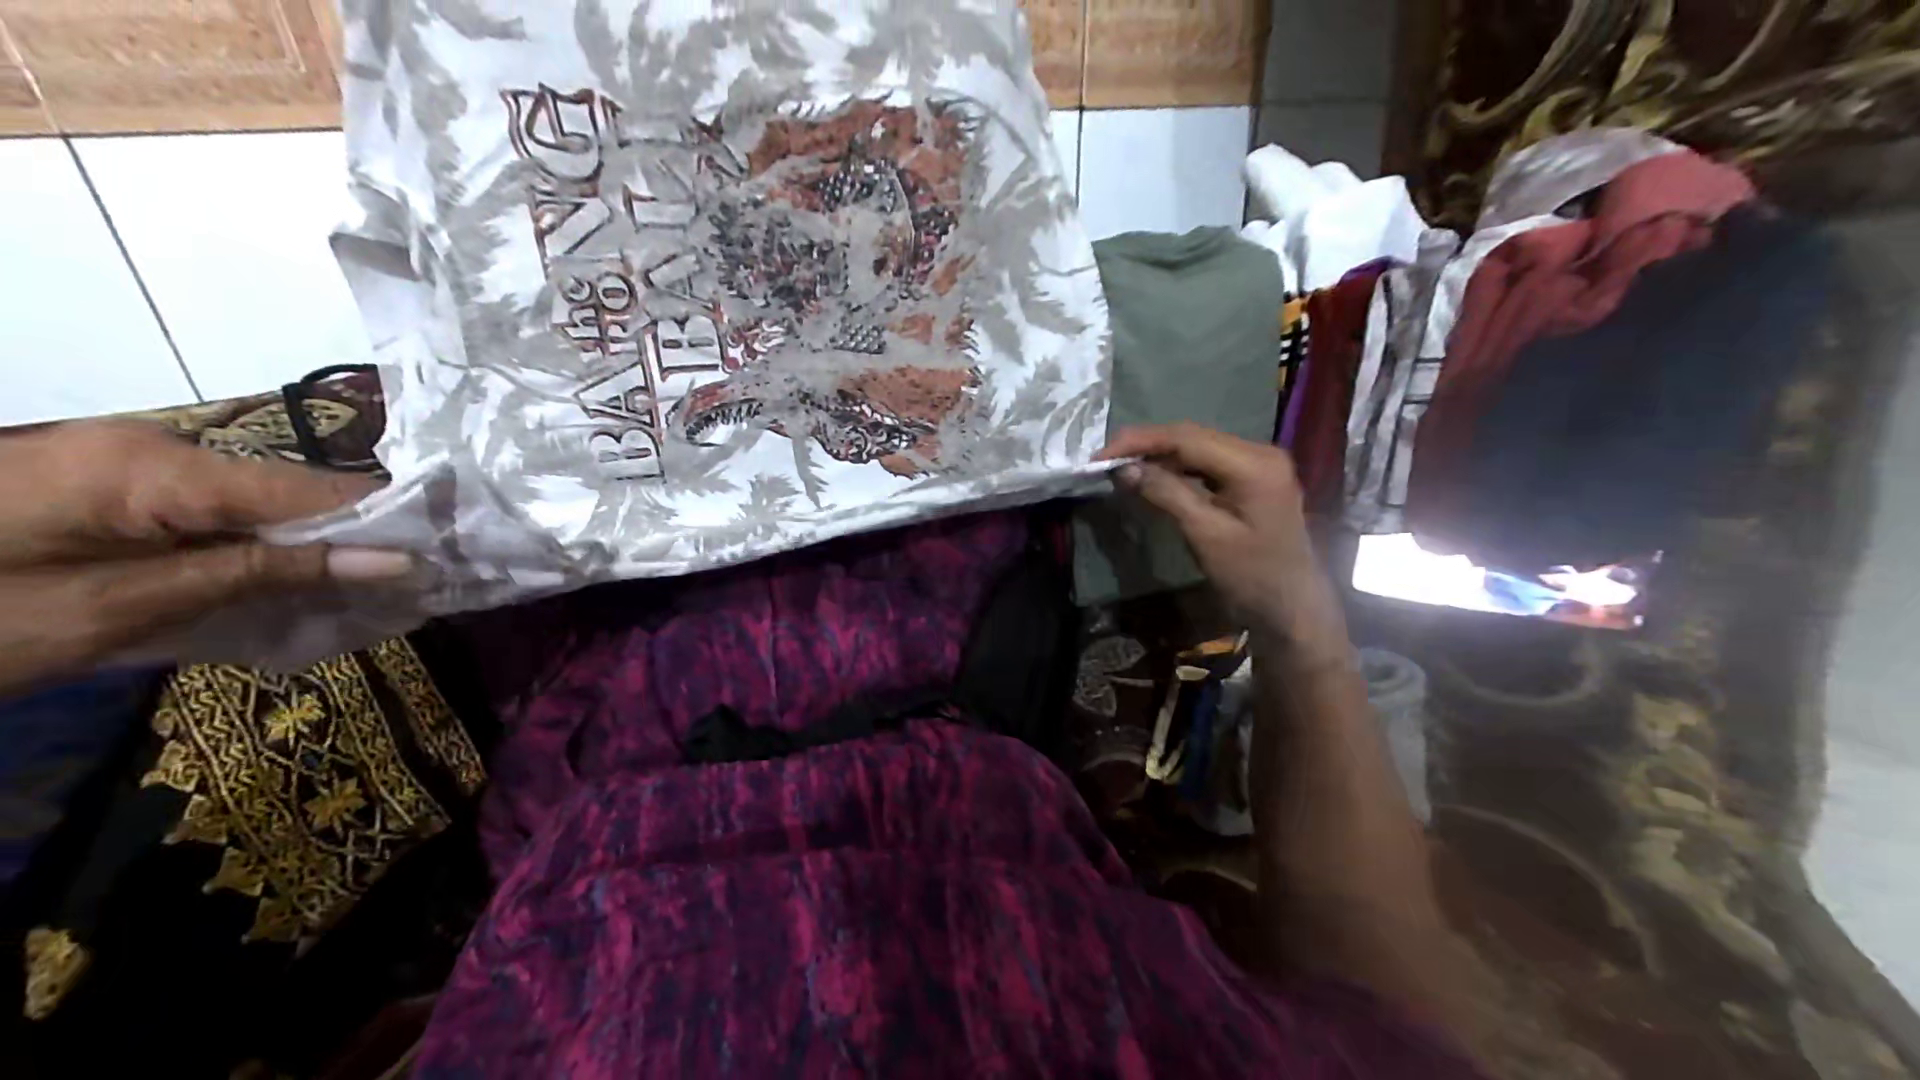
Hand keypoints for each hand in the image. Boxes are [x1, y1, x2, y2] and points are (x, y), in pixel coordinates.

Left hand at [0, 420, 411, 695]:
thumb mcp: (117, 611)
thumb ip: (263, 574)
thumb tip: (393, 560)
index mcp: (154, 467)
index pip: (311, 489)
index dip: (389, 520)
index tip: (456, 551)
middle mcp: (155, 446)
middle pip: (293, 490)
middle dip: (358, 536)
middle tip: (417, 582)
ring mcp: (131, 462)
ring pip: (263, 500)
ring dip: (314, 544)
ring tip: (371, 584)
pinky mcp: (114, 484)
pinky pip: (219, 509)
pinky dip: (264, 544)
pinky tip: (292, 574)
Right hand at [1097, 423, 1349, 668]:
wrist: (1292, 608)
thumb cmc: (1251, 575)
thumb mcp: (1205, 535)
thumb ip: (1166, 494)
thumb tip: (1124, 468)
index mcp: (1254, 463)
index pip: (1186, 437)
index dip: (1139, 441)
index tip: (1101, 456)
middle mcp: (1259, 452)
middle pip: (1192, 436)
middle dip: (1146, 445)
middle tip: (1104, 460)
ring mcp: (1258, 464)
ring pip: (1197, 447)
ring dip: (1158, 454)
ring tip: (1121, 466)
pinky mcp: (1251, 478)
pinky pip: (1206, 462)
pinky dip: (1176, 467)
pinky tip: (1152, 475)